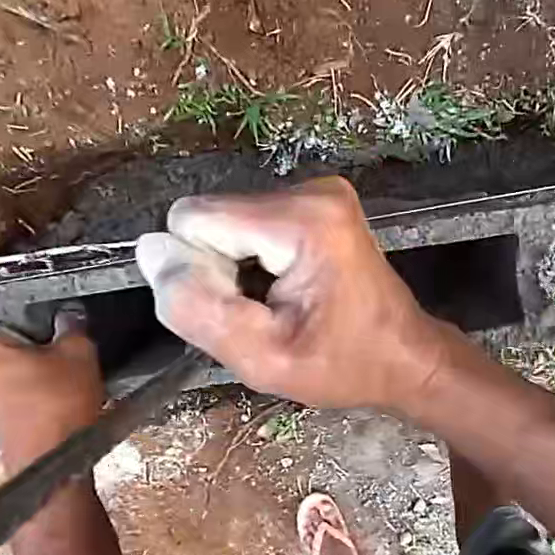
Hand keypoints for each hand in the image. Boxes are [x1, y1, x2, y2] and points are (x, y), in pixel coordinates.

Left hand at [0, 309, 105, 470]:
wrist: (53, 457)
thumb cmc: (59, 401)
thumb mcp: (79, 352)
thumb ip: (72, 327)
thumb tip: (70, 317)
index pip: (10, 326)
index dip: (40, 334)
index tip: (60, 345)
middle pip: (7, 356)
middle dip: (33, 360)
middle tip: (64, 368)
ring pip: (7, 382)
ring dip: (30, 384)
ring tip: (62, 392)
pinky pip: (10, 406)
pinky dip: (28, 406)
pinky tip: (53, 411)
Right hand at [134, 175, 461, 409]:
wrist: (404, 356)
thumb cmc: (345, 366)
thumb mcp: (264, 360)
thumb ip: (200, 309)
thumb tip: (150, 251)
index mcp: (303, 220)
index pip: (193, 221)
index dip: (202, 273)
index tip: (248, 309)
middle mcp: (311, 189)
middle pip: (210, 218)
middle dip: (219, 270)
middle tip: (267, 314)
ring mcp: (317, 190)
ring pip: (225, 222)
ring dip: (236, 269)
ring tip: (280, 305)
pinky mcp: (317, 200)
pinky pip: (248, 223)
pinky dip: (253, 261)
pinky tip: (287, 290)